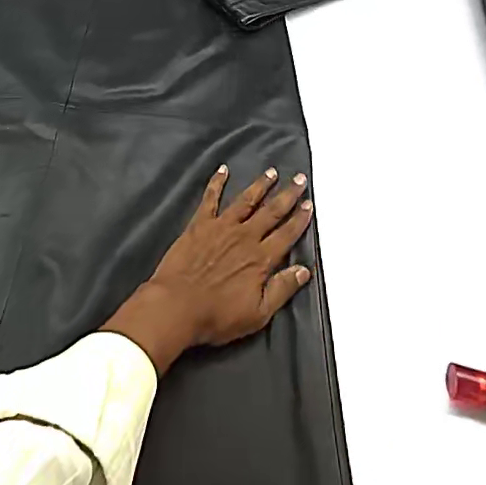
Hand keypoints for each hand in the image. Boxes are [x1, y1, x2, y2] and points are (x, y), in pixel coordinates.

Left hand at [101, 166, 314, 375]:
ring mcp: (221, 226)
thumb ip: (282, 289)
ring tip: (272, 172)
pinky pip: (211, 198)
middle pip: (271, 212)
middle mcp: (244, 236)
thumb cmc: (217, 315)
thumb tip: (304, 270)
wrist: (177, 305)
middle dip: (287, 195)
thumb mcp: (258, 314)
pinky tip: (223, 170)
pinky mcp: (200, 223)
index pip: (286, 235)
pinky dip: (217, 182)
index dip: (299, 219)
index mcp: (260, 259)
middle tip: (299, 179)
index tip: (308, 204)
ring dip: (260, 185)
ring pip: (246, 200)